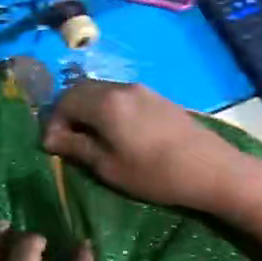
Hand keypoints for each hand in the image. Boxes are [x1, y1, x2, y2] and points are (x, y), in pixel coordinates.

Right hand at [42, 80, 258, 211]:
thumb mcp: (108, 167)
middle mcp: (120, 87)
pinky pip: (120, 96)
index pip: (64, 101)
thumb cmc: (154, 173)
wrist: (210, 168)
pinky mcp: (157, 97)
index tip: (53, 147)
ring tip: (91, 139)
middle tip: (68, 141)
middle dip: (68, 112)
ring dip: (88, 110)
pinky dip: (107, 109)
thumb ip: (76, 147)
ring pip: (101, 91)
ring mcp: (141, 89)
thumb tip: (51, 138)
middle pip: (81, 90)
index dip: (53, 122)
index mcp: (104, 102)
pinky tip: (116, 133)